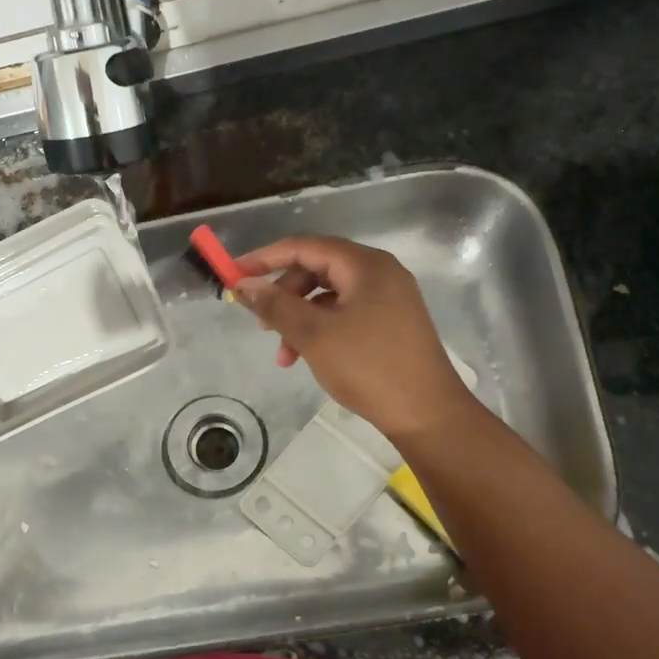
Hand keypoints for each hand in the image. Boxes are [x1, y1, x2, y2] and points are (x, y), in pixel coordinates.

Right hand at [234, 235, 475, 439]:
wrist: (425, 411)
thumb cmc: (368, 367)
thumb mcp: (314, 335)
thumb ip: (276, 306)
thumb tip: (244, 285)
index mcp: (365, 265)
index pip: (305, 246)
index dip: (265, 258)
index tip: (233, 275)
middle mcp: (380, 273)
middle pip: (317, 270)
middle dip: (283, 295)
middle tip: (260, 324)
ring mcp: (389, 299)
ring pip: (329, 297)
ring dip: (299, 320)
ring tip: (284, 356)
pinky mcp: (391, 324)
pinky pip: (345, 315)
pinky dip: (321, 331)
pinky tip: (309, 358)